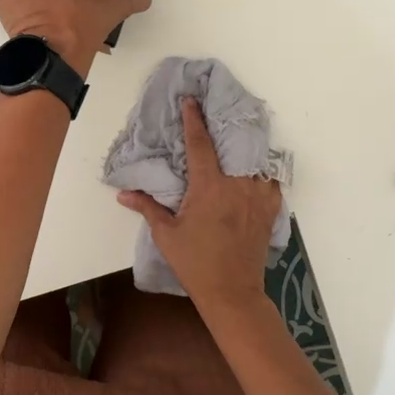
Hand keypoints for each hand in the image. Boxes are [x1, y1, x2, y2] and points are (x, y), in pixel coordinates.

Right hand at [118, 97, 280, 311]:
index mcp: (209, 187)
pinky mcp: (270, 211)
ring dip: (244, 146)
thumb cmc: (195, 263)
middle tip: (215, 109)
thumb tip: (123, 193)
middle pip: (233, 144)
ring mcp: (258, 197)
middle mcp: (237, 185)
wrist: (232, 293)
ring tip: (235, 136)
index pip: (200, 144)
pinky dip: (263, 171)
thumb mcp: (166, 234)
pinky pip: (271, 181)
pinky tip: (255, 170)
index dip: (194, 120)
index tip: (190, 101)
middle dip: (223, 125)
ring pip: (255, 160)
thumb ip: (147, 207)